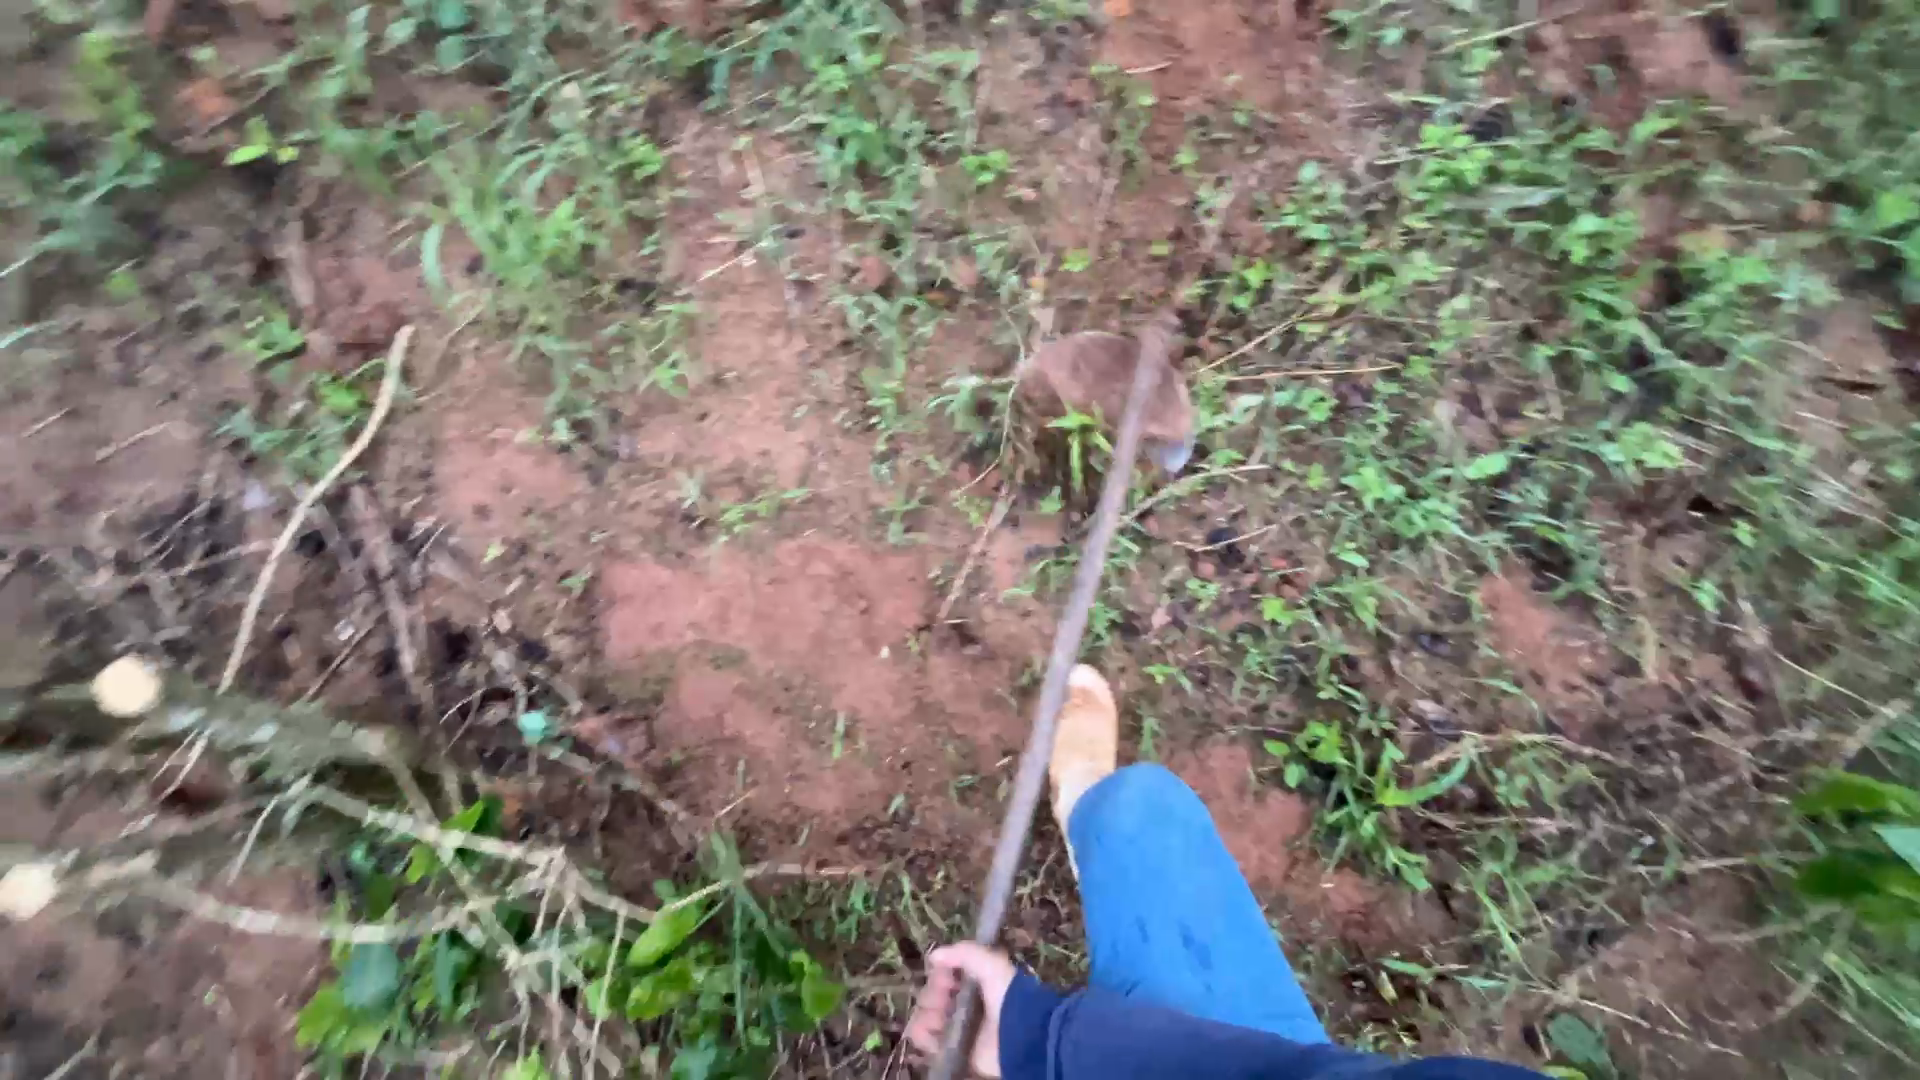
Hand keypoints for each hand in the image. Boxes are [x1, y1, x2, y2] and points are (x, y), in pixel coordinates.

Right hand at [904, 943, 1016, 1077]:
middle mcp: (962, 1003)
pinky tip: (927, 1032)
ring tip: (937, 1018)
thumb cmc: (1005, 993)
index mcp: (972, 981)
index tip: (945, 978)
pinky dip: (921, 1034)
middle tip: (942, 1000)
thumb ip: (962, 953)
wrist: (1018, 1033)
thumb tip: (933, 956)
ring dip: (925, 1014)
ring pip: (926, 1016)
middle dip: (932, 995)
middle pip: (932, 995)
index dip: (940, 974)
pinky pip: (926, 1040)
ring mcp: (956, 1026)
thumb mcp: (989, 963)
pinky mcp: (952, 1049)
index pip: (944, 974)